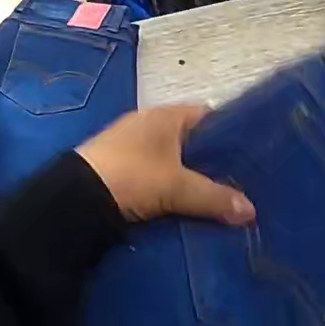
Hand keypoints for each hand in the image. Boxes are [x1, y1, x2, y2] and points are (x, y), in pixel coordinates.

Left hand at [76, 106, 255, 225]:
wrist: (73, 201)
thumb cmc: (132, 176)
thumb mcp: (177, 187)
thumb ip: (215, 197)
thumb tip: (251, 211)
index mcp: (165, 115)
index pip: (207, 116)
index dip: (228, 133)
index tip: (247, 155)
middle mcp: (149, 124)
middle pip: (191, 139)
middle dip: (210, 160)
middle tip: (237, 181)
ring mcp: (131, 145)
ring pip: (172, 158)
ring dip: (188, 175)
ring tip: (214, 196)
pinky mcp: (118, 167)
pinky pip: (155, 172)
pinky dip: (168, 185)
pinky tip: (182, 203)